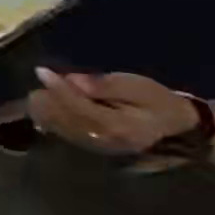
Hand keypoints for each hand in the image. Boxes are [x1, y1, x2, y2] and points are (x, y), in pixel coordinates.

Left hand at [27, 68, 200, 154]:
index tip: (42, 70)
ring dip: (45, 102)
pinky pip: (48, 124)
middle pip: (55, 113)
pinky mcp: (78, 143)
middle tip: (58, 81)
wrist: (172, 128)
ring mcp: (86, 144)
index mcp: (118, 127)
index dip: (57, 86)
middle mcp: (97, 139)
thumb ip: (106, 85)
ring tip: (61, 91)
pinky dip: (46, 110)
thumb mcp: (140, 88)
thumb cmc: (157, 103)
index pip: (75, 106)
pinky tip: (57, 101)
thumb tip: (71, 80)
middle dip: (49, 94)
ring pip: (46, 119)